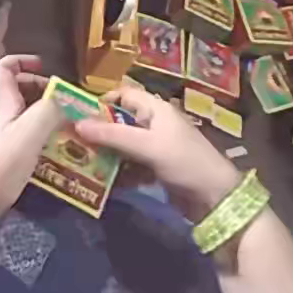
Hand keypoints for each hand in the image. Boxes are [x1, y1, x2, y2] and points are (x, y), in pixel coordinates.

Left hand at [0, 55, 62, 223]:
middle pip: (16, 89)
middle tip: (63, 100)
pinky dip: (41, 132)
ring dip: (44, 112)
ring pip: (22, 112)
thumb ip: (50, 110)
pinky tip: (57, 146)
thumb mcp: (31, 131)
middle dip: (40, 88)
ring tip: (67, 122)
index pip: (2, 68)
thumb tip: (65, 101)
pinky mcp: (2, 153)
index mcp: (2, 101)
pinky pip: (24, 132)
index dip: (20, 61)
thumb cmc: (1, 161)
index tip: (43, 65)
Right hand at [74, 82, 241, 220]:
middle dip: (100, 131)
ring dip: (107, 154)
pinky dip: (119, 171)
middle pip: (121, 121)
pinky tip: (106, 182)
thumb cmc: (184, 161)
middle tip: (76, 142)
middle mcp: (155, 124)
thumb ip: (112, 135)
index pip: (124, 94)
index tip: (81, 116)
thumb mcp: (147, 146)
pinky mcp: (157, 167)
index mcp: (156, 109)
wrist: (216, 198)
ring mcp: (156, 147)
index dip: (103, 101)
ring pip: (124, 145)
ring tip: (85, 163)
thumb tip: (77, 124)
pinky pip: (131, 165)